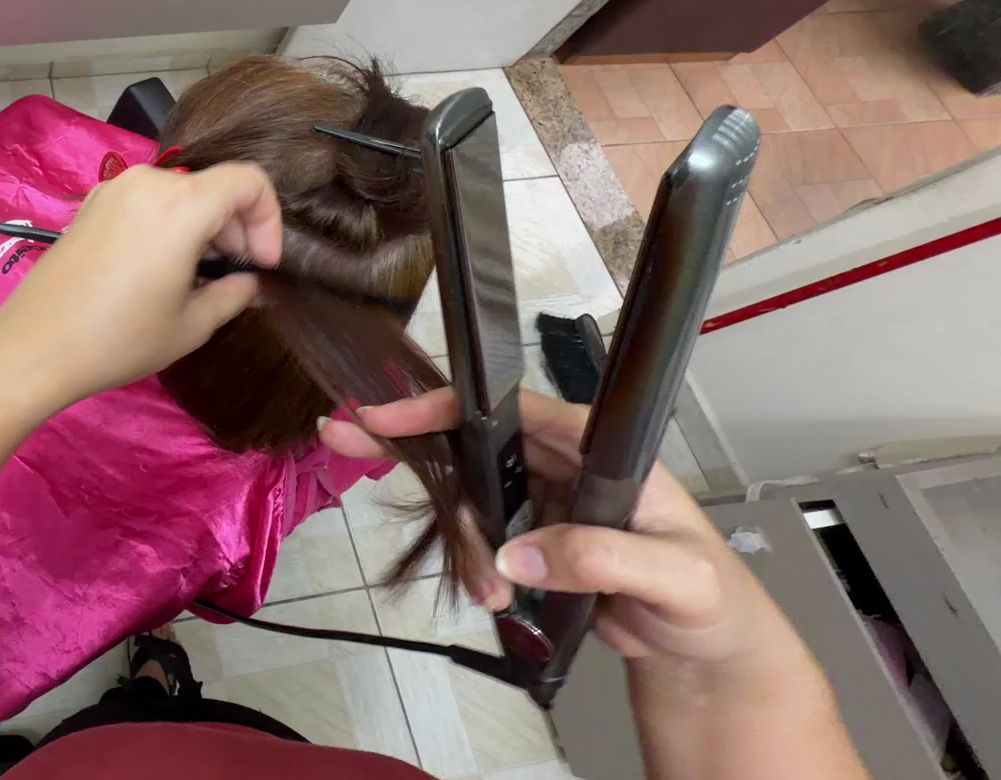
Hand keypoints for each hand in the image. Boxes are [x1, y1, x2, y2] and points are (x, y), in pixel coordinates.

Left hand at [0, 163, 282, 406]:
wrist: (34, 345)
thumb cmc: (119, 338)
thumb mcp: (190, 325)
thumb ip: (234, 295)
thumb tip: (252, 283)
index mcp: (180, 204)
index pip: (248, 181)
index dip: (268, 219)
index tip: (263, 262)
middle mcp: (146, 182)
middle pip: (212, 188)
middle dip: (234, 228)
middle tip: (232, 277)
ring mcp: (112, 190)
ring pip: (178, 194)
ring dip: (200, 227)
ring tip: (194, 277)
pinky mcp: (89, 205)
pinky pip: (145, 202)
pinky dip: (165, 223)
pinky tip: (156, 268)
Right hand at [322, 389, 803, 676]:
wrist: (702, 648)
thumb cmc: (711, 600)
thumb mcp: (675, 576)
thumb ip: (599, 556)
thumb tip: (515, 555)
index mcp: (593, 446)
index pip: (507, 409)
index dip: (442, 407)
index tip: (385, 416)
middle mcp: (556, 460)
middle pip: (466, 441)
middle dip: (408, 446)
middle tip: (344, 440)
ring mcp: (536, 495)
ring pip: (464, 496)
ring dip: (458, 539)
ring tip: (486, 589)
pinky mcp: (523, 531)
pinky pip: (473, 534)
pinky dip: (467, 562)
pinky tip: (489, 592)